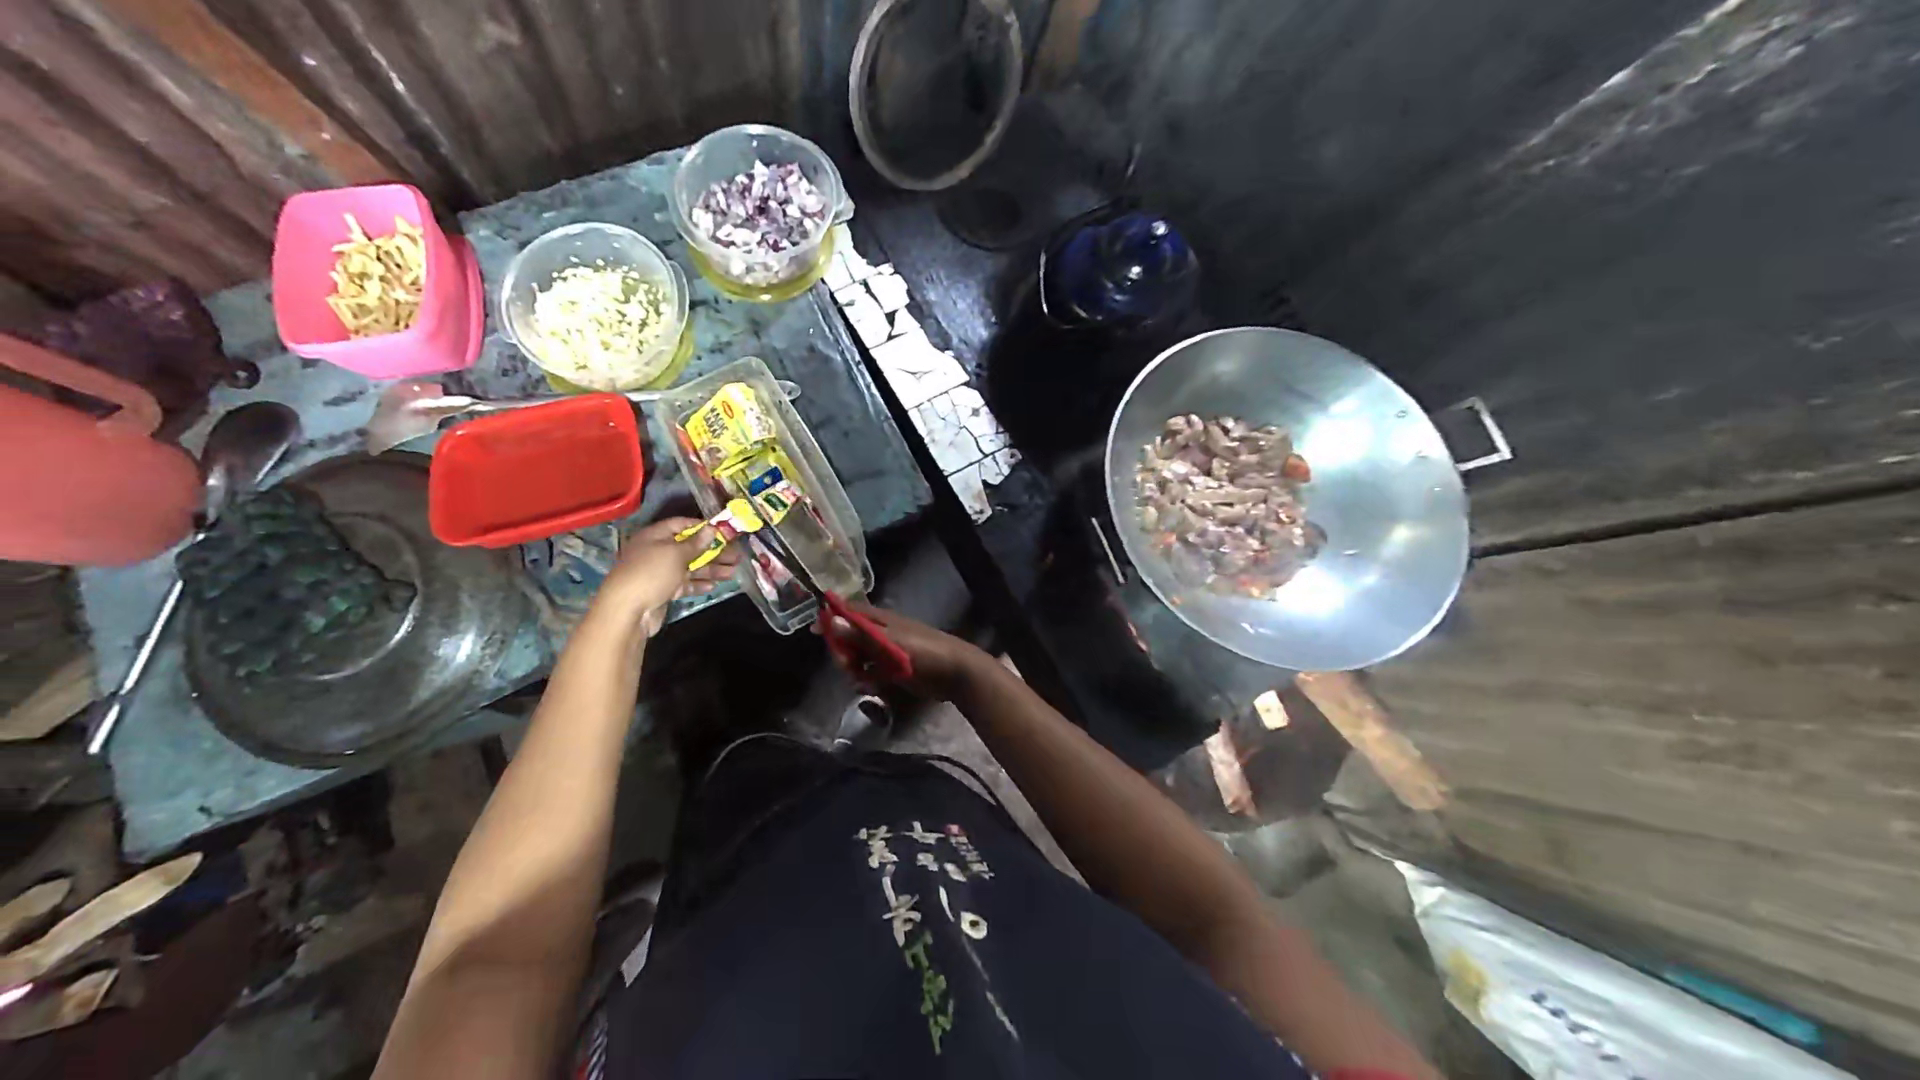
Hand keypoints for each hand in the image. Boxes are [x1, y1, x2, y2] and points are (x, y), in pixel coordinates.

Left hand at [599, 517, 740, 636]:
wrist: (627, 611)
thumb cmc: (651, 573)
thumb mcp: (675, 554)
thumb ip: (696, 543)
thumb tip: (712, 529)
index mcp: (655, 536)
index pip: (681, 524)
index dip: (702, 527)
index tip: (724, 531)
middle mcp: (657, 551)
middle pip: (689, 548)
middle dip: (713, 551)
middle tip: (736, 555)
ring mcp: (659, 573)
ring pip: (690, 567)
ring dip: (711, 569)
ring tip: (733, 572)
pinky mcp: (663, 591)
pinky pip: (684, 584)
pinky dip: (698, 583)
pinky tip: (714, 586)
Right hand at [814, 600, 990, 699]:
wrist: (956, 673)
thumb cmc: (924, 652)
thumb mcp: (890, 643)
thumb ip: (860, 634)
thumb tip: (830, 619)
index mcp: (882, 619)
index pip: (850, 612)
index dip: (832, 617)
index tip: (814, 630)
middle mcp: (882, 632)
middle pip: (850, 637)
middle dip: (844, 651)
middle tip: (848, 665)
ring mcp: (889, 651)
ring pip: (860, 657)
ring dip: (855, 668)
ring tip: (859, 679)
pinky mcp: (895, 669)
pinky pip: (872, 672)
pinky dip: (867, 679)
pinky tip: (869, 687)